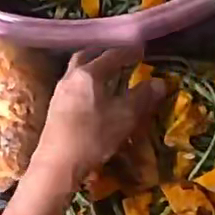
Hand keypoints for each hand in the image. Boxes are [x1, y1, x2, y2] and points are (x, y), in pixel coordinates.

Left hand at [31, 46, 167, 189]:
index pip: (112, 55)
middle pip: (88, 55)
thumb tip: (160, 82)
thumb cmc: (93, 138)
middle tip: (121, 56)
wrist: (57, 165)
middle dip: (105, 53)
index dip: (129, 51)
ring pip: (77, 69)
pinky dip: (86, 81)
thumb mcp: (124, 117)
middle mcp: (71, 76)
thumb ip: (142, 97)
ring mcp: (60, 91)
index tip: (142, 50)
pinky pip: (73, 84)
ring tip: (108, 73)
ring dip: (93, 66)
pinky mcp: (55, 107)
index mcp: (89, 74)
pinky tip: (93, 94)